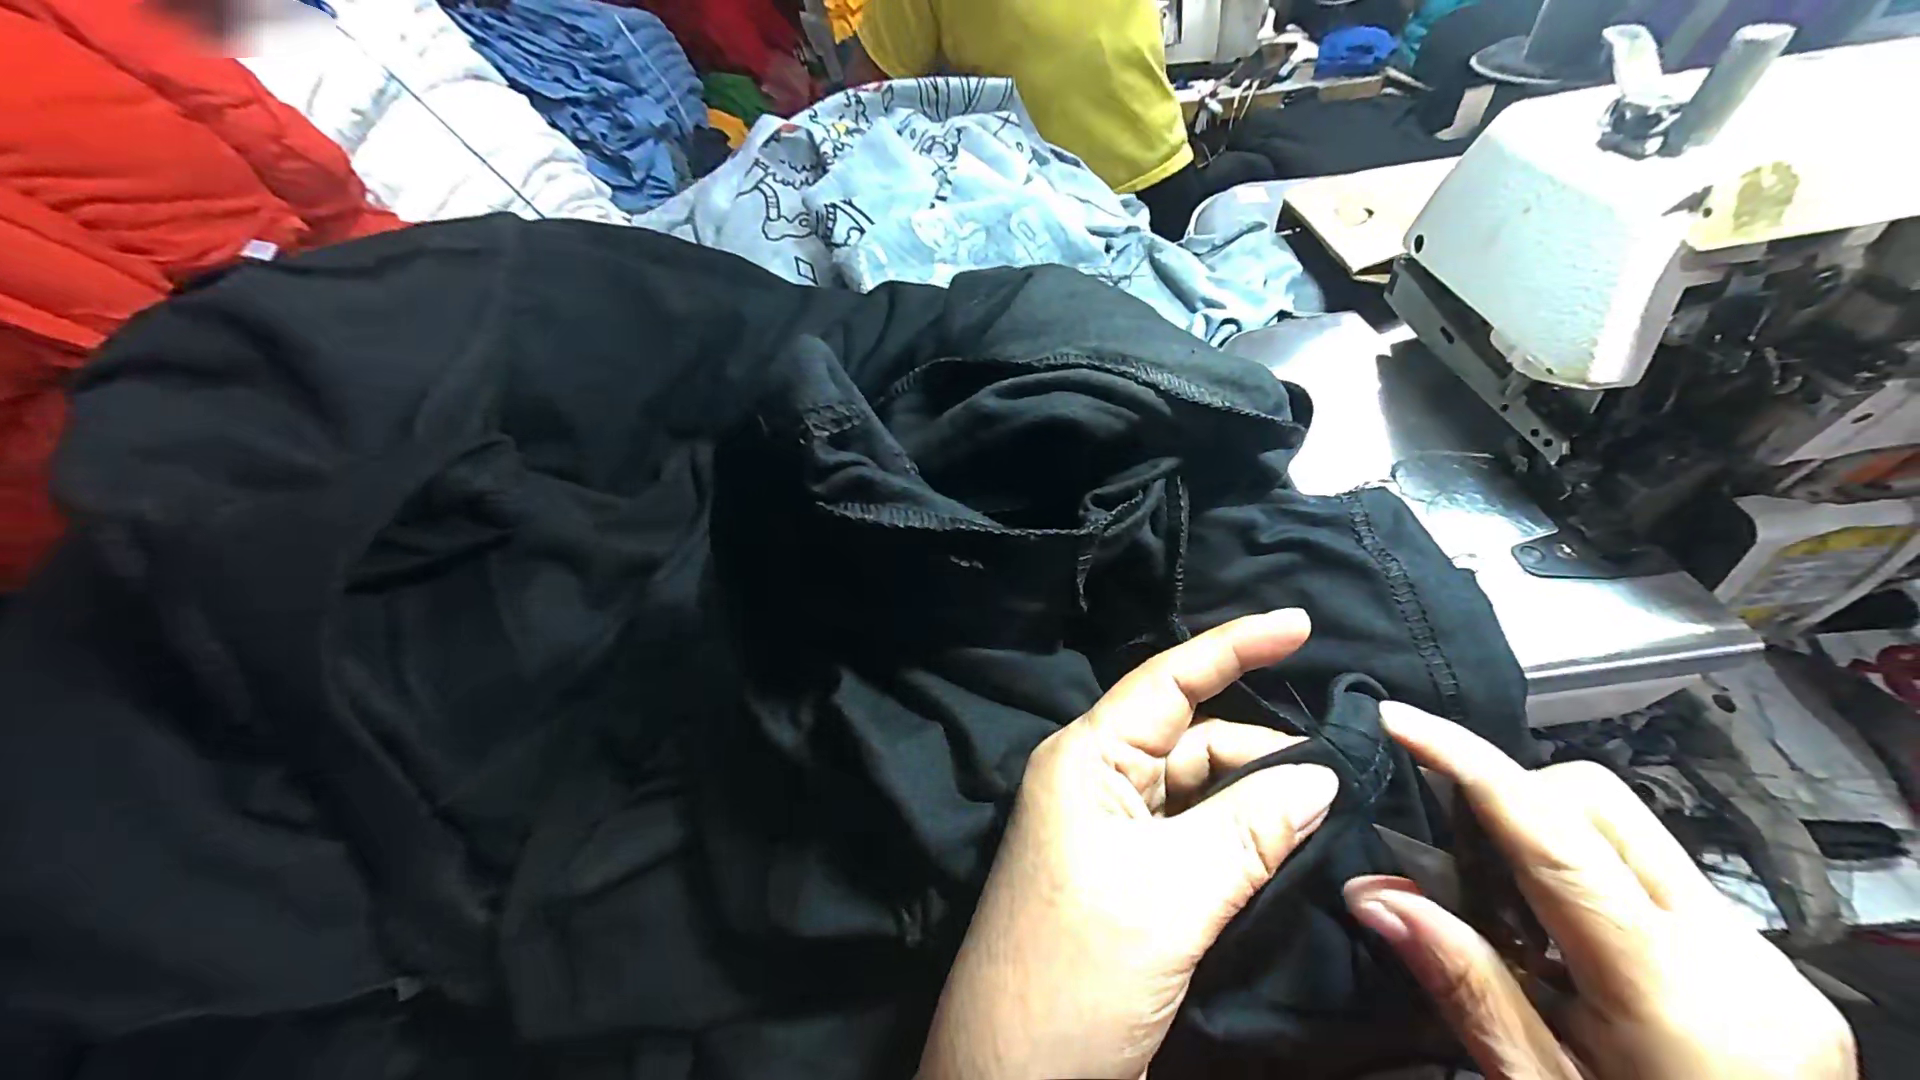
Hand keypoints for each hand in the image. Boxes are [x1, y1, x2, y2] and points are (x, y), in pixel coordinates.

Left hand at [917, 611, 1338, 1079]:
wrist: (1014, 1079)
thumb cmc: (1076, 974)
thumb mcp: (1171, 895)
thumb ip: (1250, 829)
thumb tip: (1322, 776)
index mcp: (1088, 759)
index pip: (1168, 681)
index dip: (1233, 647)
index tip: (1300, 624)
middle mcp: (1097, 780)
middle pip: (1193, 737)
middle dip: (1265, 747)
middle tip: (1349, 770)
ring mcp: (1112, 828)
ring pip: (1200, 787)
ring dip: (1260, 794)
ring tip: (1336, 807)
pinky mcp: (1129, 875)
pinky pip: (1195, 831)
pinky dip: (1242, 832)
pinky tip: (1292, 841)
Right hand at [1345, 703, 1856, 1079]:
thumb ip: (1466, 986)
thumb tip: (1372, 893)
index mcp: (1680, 996)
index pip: (1557, 839)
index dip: (1469, 765)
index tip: (1399, 721)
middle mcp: (1736, 954)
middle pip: (1596, 800)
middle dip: (1507, 795)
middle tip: (1453, 859)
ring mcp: (1763, 959)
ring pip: (1623, 826)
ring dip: (1539, 832)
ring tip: (1502, 912)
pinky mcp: (1766, 968)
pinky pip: (1649, 868)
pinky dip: (1578, 869)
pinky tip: (1556, 941)